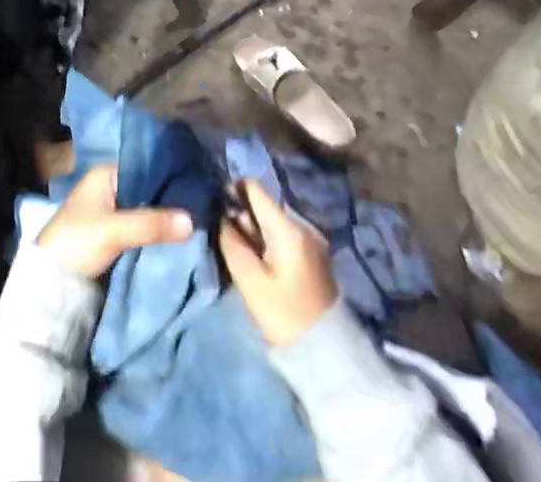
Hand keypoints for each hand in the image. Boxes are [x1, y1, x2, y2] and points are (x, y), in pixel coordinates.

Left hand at [37, 165, 194, 279]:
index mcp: (105, 174)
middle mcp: (110, 187)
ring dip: (166, 218)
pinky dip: (158, 231)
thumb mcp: (113, 230)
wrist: (49, 282)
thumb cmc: (76, 243)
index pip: (146, 166)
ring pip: (148, 210)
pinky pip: (144, 227)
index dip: (171, 175)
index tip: (199, 184)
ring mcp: (112, 211)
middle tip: (205, 206)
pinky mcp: (116, 234)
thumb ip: (151, 224)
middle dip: (171, 200)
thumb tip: (193, 220)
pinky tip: (180, 236)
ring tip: (200, 220)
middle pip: (148, 189)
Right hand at [218, 181, 338, 345]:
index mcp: (289, 229)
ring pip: (272, 221)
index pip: (256, 189)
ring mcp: (312, 240)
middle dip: (241, 215)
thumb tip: (222, 216)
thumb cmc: (283, 314)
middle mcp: (304, 225)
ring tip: (238, 251)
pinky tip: (256, 261)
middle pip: (264, 205)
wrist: (325, 351)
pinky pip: (282, 236)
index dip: (232, 191)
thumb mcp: (249, 280)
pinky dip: (265, 241)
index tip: (215, 206)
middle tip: (224, 238)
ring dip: (252, 230)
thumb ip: (232, 242)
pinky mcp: (313, 255)